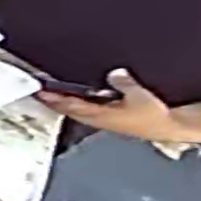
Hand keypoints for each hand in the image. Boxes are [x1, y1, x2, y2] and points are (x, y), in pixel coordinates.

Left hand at [35, 68, 187, 141]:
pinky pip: (77, 112)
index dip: (52, 98)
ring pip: (68, 111)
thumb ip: (125, 84)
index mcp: (97, 113)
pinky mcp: (98, 121)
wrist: (164, 128)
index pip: (68, 104)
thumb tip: (115, 72)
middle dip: (49, 100)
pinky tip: (64, 100)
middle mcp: (90, 118)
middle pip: (63, 108)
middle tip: (37, 90)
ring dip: (56, 103)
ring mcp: (93, 121)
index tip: (40, 91)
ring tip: (45, 94)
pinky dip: (68, 106)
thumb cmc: (152, 114)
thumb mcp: (140, 96)